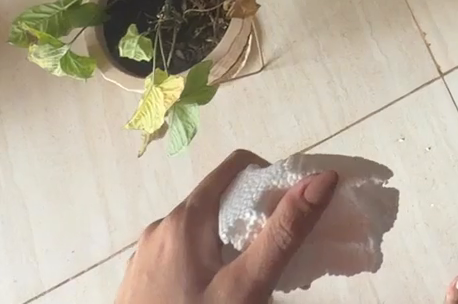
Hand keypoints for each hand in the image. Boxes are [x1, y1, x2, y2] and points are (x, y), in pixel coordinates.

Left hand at [115, 149, 339, 303]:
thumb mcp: (247, 287)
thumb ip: (285, 232)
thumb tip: (324, 177)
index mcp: (185, 218)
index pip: (235, 168)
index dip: (267, 180)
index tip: (284, 213)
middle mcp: (159, 228)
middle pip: (216, 201)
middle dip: (247, 219)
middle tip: (269, 258)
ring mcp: (141, 260)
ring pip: (195, 233)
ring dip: (223, 245)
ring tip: (241, 286)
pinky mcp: (133, 288)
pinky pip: (175, 259)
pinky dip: (198, 267)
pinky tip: (209, 301)